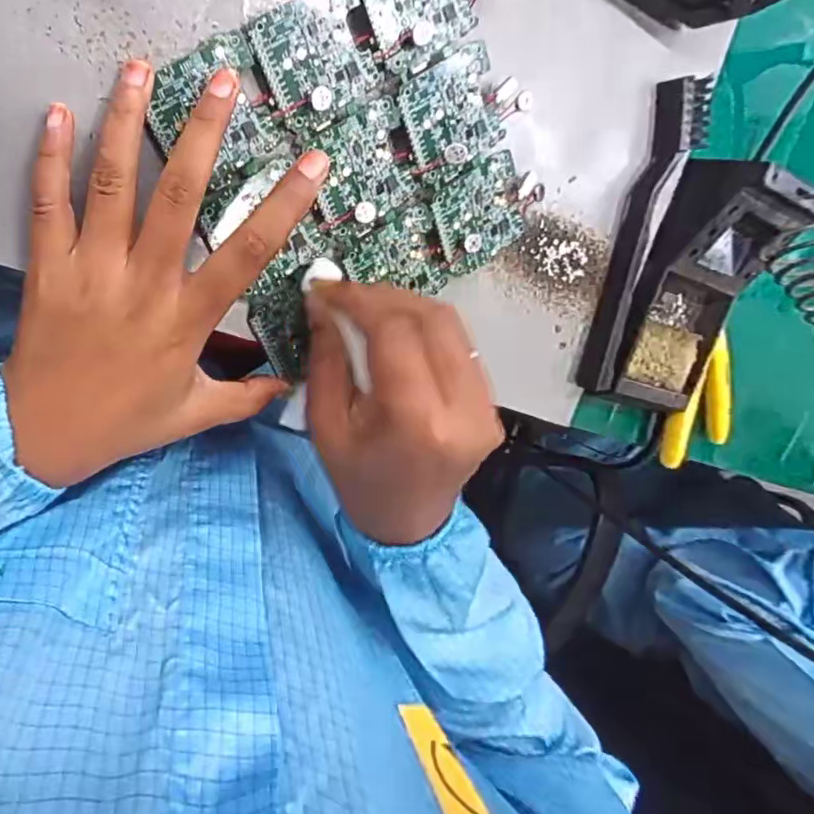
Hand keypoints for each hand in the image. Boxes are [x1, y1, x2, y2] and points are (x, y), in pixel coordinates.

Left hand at [4, 60, 329, 487]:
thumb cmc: (120, 422)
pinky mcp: (47, 267)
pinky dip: (50, 158)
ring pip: (111, 186)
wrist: (41, 433)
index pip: (246, 253)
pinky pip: (48, 205)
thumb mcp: (191, 415)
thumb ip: (244, 398)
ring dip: (124, 123)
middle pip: (178, 197)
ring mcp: (91, 270)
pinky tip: (56, 113)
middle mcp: (142, 283)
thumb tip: (292, 383)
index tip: (312, 159)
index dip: (282, 203)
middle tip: (221, 81)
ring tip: (136, 69)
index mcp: (185, 318)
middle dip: (202, 133)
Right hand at [304, 283, 502, 544]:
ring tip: (364, 305)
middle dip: (381, 295)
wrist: (408, 523)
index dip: (357, 299)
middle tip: (343, 294)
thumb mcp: (324, 422)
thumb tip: (323, 306)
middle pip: (431, 318)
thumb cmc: (356, 478)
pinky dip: (422, 324)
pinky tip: (392, 327)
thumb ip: (326, 360)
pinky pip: (458, 344)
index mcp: (415, 419)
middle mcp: (462, 407)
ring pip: (451, 324)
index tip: (325, 289)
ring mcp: (485, 405)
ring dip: (403, 304)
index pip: (394, 331)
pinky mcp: (490, 403)